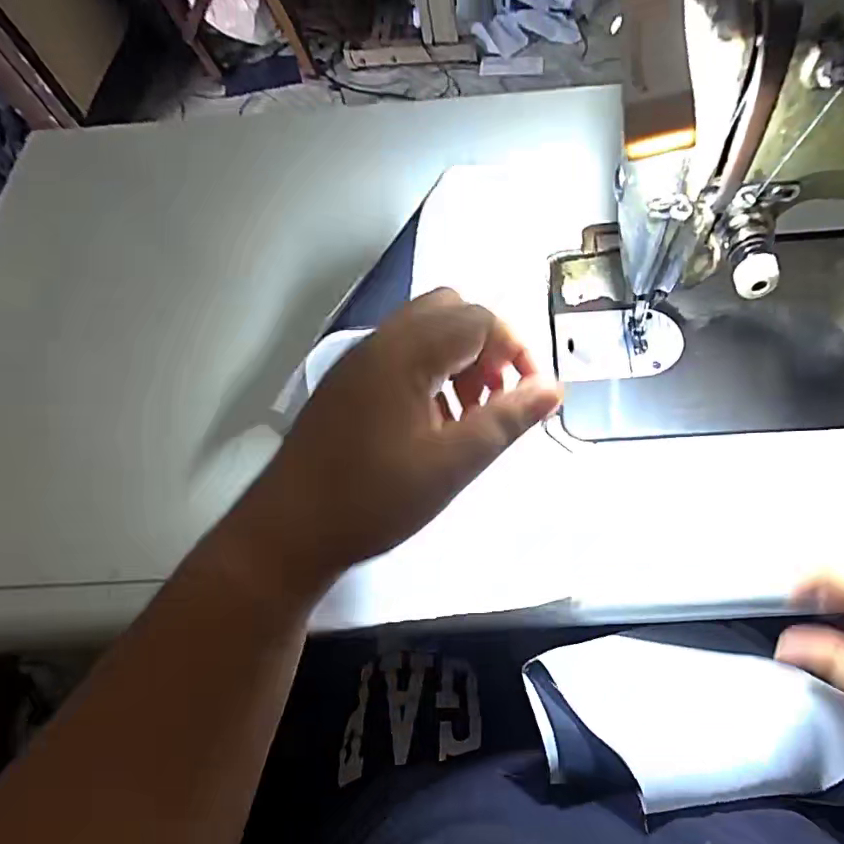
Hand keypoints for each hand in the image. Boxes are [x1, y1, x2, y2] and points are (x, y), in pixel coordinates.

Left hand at [222, 288, 561, 591]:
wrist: (290, 531)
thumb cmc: (375, 500)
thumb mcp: (453, 465)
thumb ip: (507, 421)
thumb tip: (553, 388)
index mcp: (406, 354)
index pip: (479, 320)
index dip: (516, 351)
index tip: (530, 398)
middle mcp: (379, 343)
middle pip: (450, 312)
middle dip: (487, 348)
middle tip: (496, 400)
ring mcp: (358, 362)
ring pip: (425, 332)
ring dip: (460, 361)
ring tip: (469, 417)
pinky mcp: (348, 385)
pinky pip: (401, 356)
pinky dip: (432, 374)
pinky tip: (434, 425)